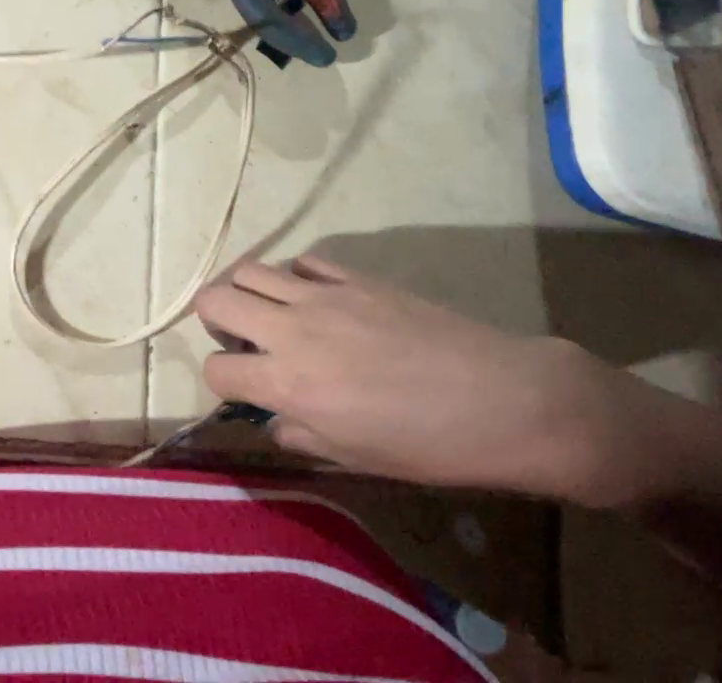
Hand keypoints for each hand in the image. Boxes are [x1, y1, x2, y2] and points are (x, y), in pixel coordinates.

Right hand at [195, 253, 696, 505]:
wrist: (507, 401)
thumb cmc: (430, 445)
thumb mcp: (356, 459)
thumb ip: (300, 436)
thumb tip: (276, 420)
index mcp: (288, 384)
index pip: (216, 370)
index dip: (222, 382)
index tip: (245, 392)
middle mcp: (292, 331)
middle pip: (214, 300)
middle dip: (214, 322)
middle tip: (242, 341)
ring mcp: (322, 297)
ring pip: (249, 269)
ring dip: (245, 291)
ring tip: (267, 313)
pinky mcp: (355, 278)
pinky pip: (303, 262)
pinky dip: (294, 277)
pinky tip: (314, 298)